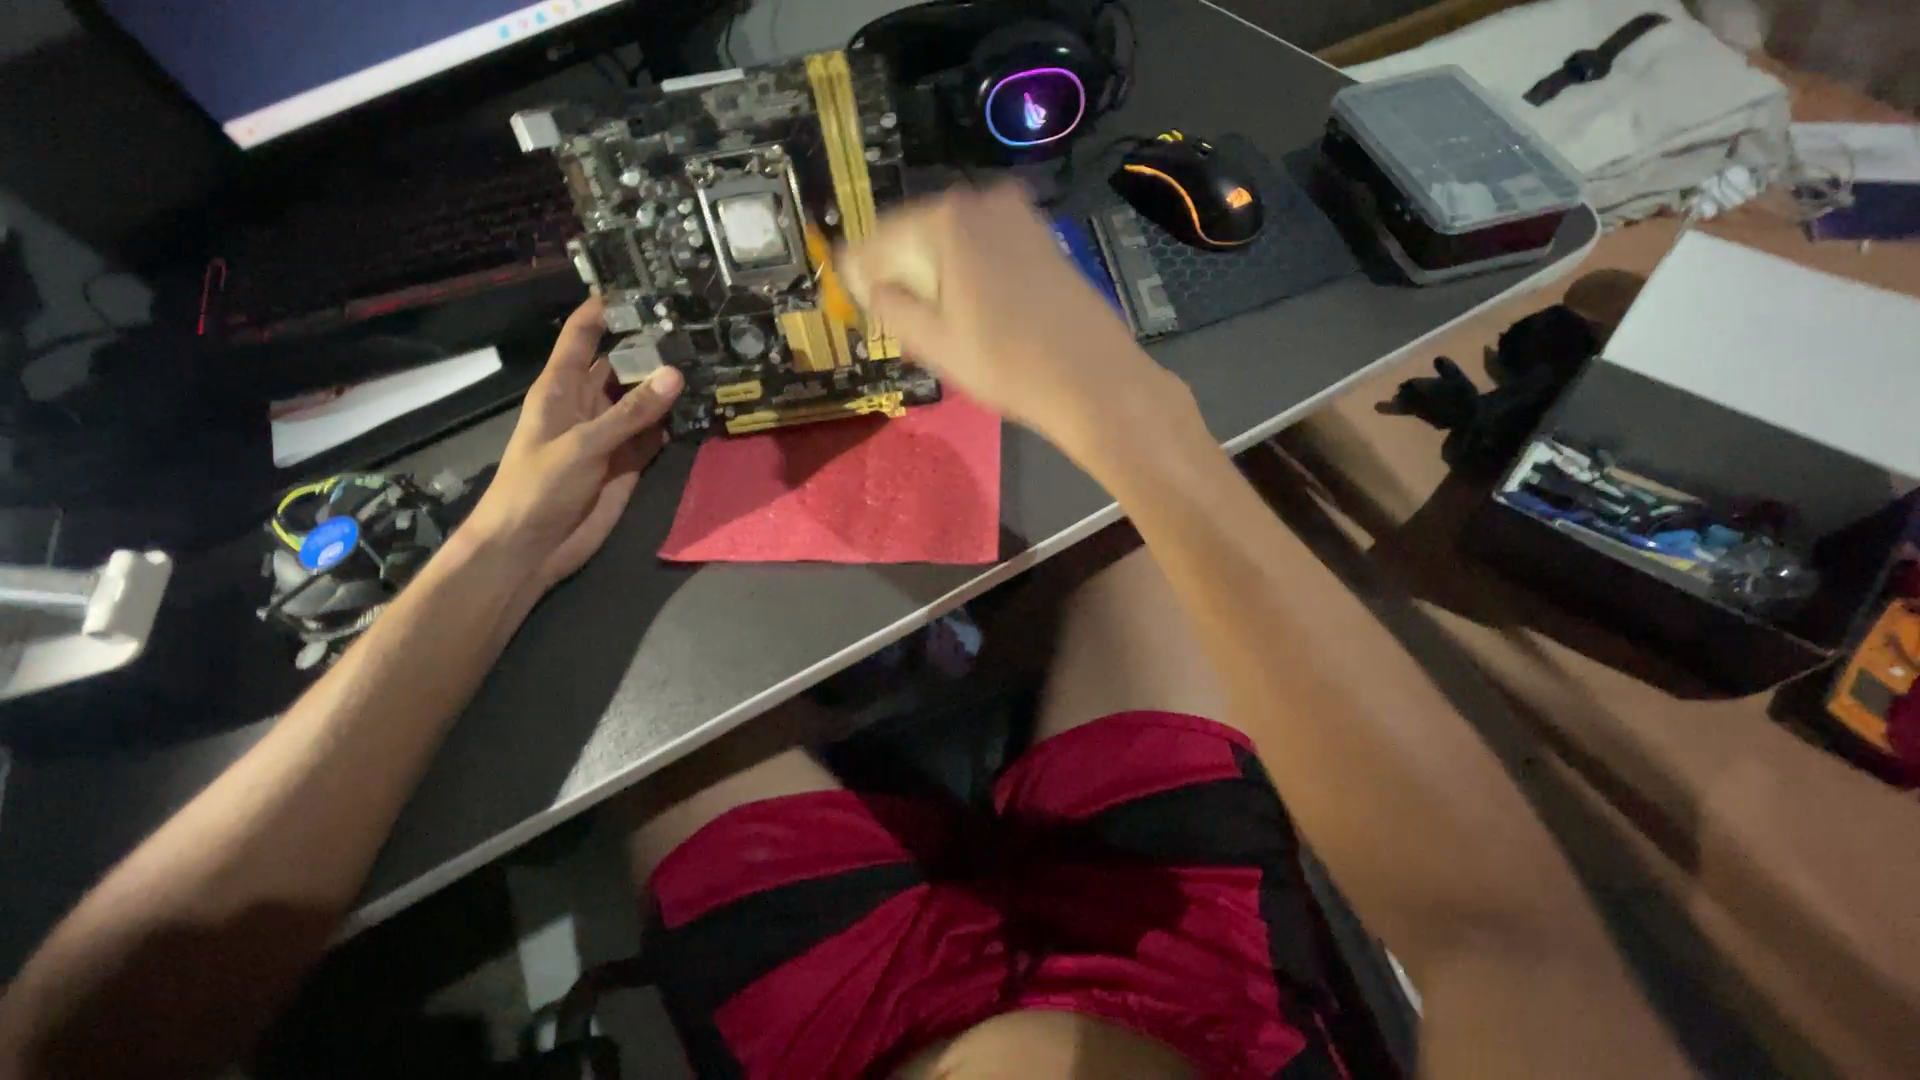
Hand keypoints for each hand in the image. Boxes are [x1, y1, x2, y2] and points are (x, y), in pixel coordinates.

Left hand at [465, 298, 683, 592]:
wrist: (532, 548)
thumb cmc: (538, 487)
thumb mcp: (582, 445)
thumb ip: (630, 413)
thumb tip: (675, 374)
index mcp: (561, 389)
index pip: (581, 336)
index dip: (605, 309)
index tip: (639, 285)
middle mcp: (588, 404)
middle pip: (621, 364)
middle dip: (652, 345)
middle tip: (696, 322)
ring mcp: (611, 434)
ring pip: (645, 399)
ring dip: (670, 385)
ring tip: (710, 357)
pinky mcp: (630, 462)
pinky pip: (657, 434)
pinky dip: (678, 422)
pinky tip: (705, 405)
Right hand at [839, 183, 1183, 452]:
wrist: (1092, 378)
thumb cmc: (1005, 364)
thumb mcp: (933, 343)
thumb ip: (891, 306)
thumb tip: (871, 285)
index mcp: (944, 221)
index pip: (880, 241)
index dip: (859, 271)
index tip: (846, 289)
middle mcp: (980, 201)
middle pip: (919, 235)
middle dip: (901, 271)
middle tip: (887, 313)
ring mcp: (1018, 215)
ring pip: (954, 241)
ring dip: (935, 272)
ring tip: (927, 317)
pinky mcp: (1042, 236)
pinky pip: (986, 247)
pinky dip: (968, 270)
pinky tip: (969, 307)